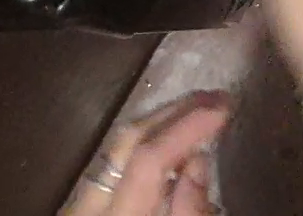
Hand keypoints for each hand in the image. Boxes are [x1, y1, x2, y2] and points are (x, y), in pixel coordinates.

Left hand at [61, 91, 230, 215]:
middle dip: (177, 111)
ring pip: (118, 144)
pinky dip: (144, 144)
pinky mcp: (79, 206)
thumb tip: (199, 160)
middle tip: (218, 97)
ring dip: (162, 121)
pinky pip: (112, 161)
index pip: (149, 158)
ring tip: (200, 110)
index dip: (188, 125)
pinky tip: (169, 141)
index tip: (225, 105)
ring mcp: (77, 203)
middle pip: (128, 138)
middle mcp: (86, 204)